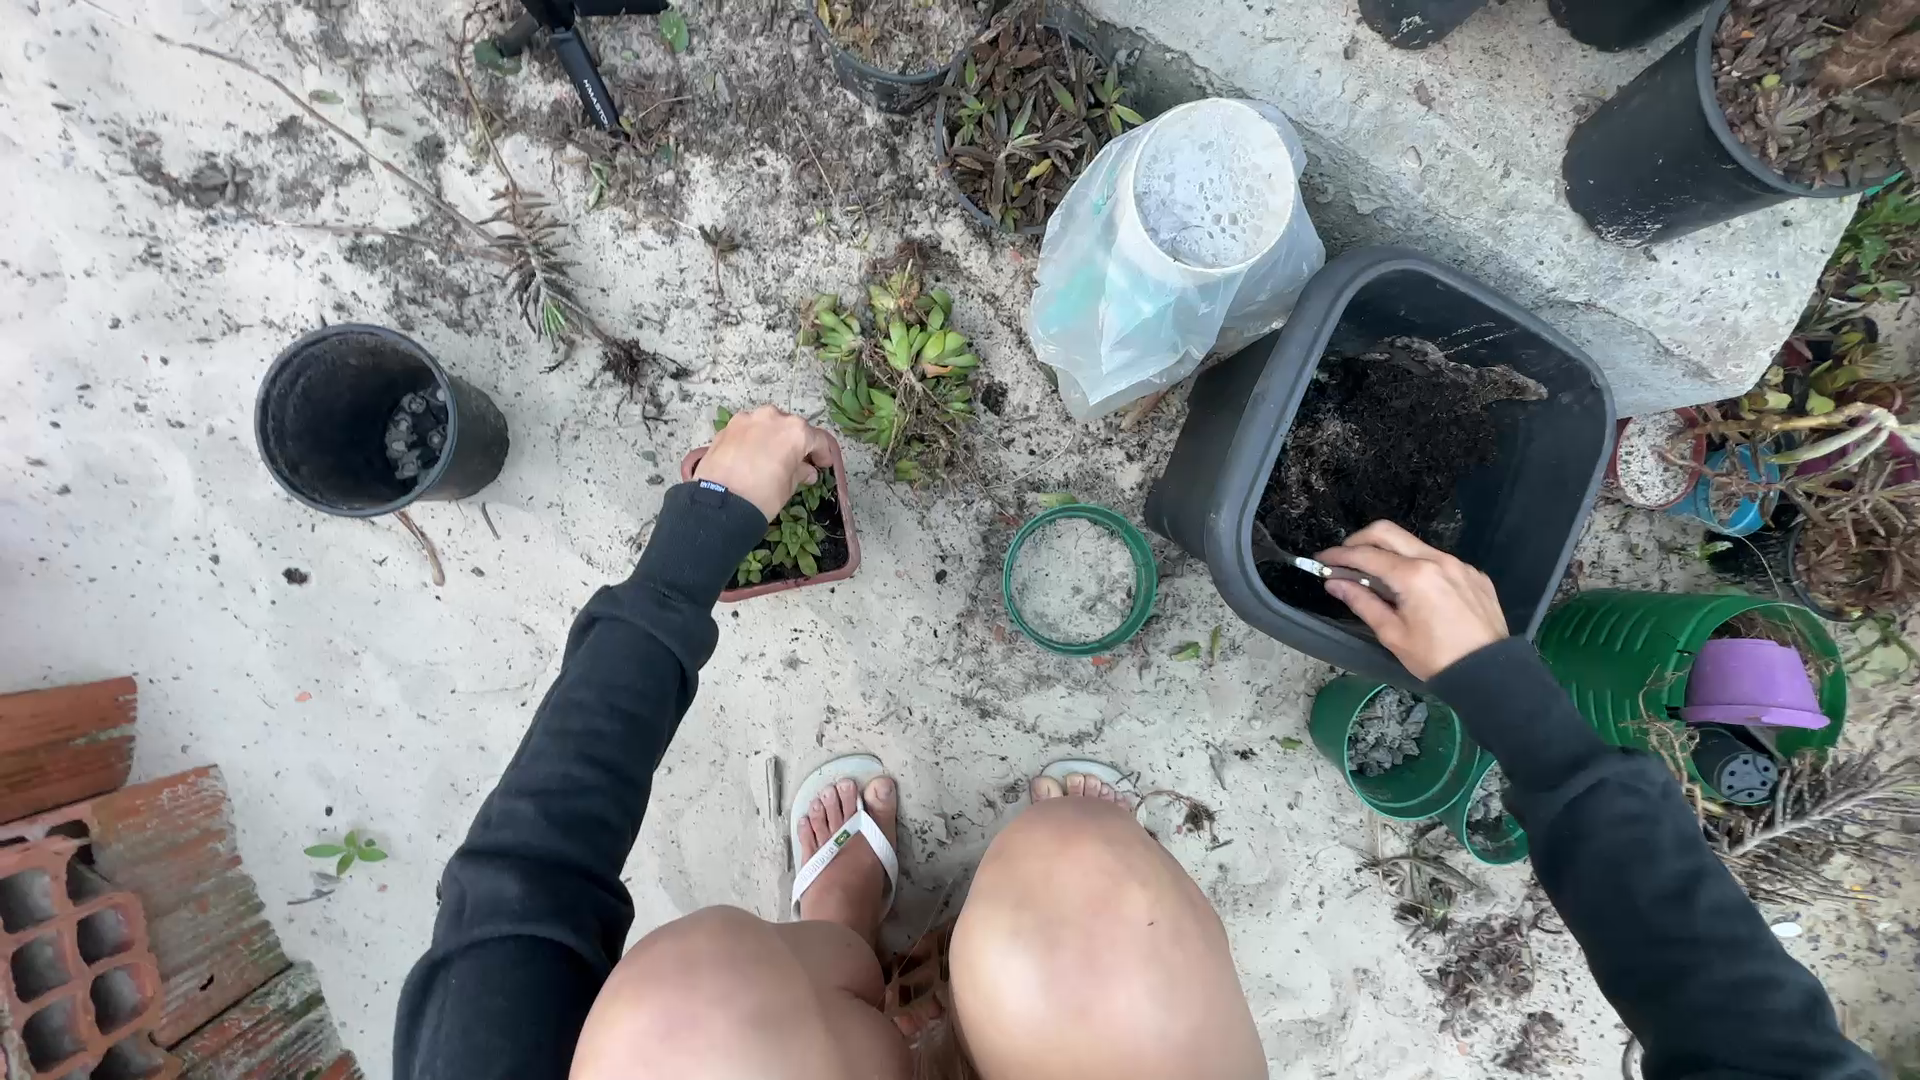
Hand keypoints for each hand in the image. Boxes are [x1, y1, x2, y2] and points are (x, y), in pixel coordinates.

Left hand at [693, 406, 833, 519]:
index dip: (824, 453)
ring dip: (773, 438)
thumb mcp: (789, 486)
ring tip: (771, 457)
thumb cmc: (763, 495)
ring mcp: (748, 419)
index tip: (824, 464)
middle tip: (798, 461)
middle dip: (796, 443)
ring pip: (768, 425)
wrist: (721, 503)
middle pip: (791, 428)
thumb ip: (801, 472)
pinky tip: (751, 457)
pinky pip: (748, 430)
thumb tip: (807, 471)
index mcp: (796, 431)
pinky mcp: (727, 427)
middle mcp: (773, 417)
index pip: (818, 439)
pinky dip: (753, 440)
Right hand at [1316, 521, 1508, 679]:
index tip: (1321, 560)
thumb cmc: (1435, 657)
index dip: (1338, 555)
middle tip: (1344, 558)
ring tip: (1375, 576)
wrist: (1490, 672)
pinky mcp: (1473, 573)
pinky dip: (1415, 565)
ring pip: (1412, 544)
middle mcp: (1436, 560)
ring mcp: (1458, 564)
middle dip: (1359, 540)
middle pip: (1387, 532)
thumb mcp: (1390, 632)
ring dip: (1387, 552)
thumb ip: (1361, 601)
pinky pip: (1436, 559)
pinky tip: (1411, 588)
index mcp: (1413, 576)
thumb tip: (1334, 582)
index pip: (1365, 555)